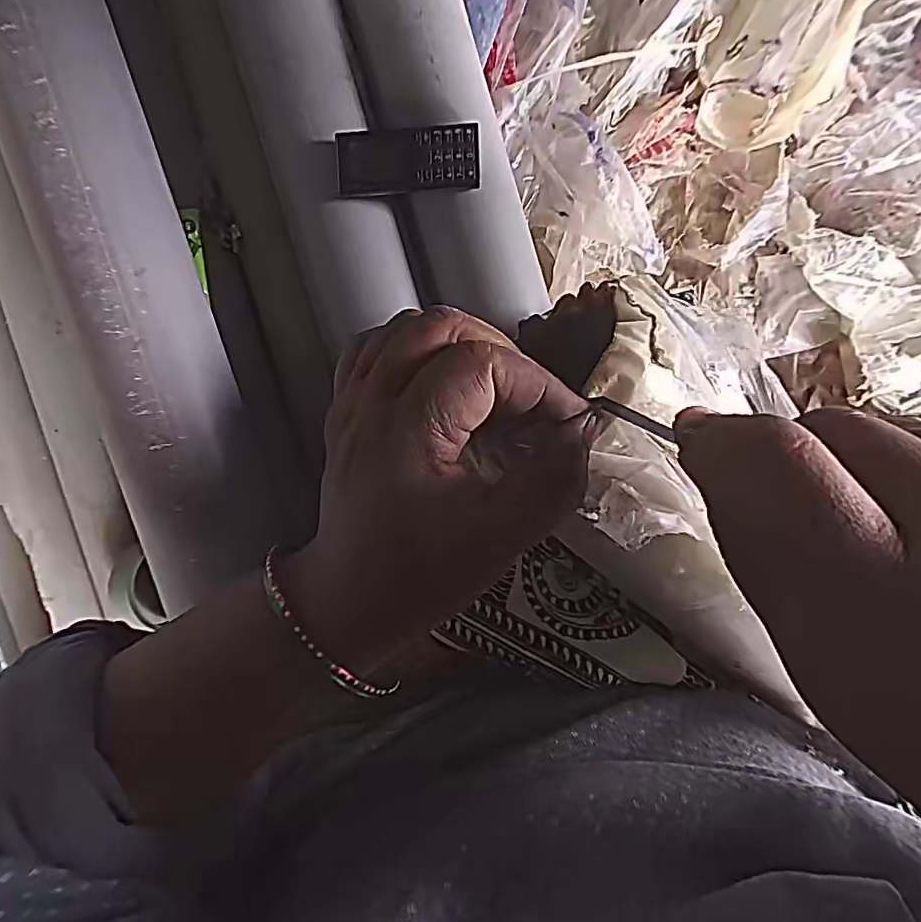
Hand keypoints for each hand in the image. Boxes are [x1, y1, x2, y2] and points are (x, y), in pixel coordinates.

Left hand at [100, 307, 590, 825]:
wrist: (348, 596)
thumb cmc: (420, 573)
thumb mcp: (500, 538)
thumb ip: (551, 480)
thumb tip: (578, 431)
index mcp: (407, 429)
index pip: (481, 364)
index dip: (536, 383)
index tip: (564, 422)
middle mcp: (371, 402)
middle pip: (436, 325)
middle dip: (498, 349)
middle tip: (527, 397)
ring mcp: (350, 403)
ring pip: (401, 329)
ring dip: (455, 341)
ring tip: (488, 385)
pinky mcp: (342, 412)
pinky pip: (371, 351)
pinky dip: (410, 351)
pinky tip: (436, 381)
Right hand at [677, 407, 920, 921]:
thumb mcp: (843, 685)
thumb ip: (767, 564)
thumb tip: (716, 465)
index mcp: (911, 614)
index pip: (784, 462)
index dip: (727, 438)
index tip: (701, 437)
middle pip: (850, 431)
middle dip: (810, 460)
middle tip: (827, 520)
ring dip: (907, 478)